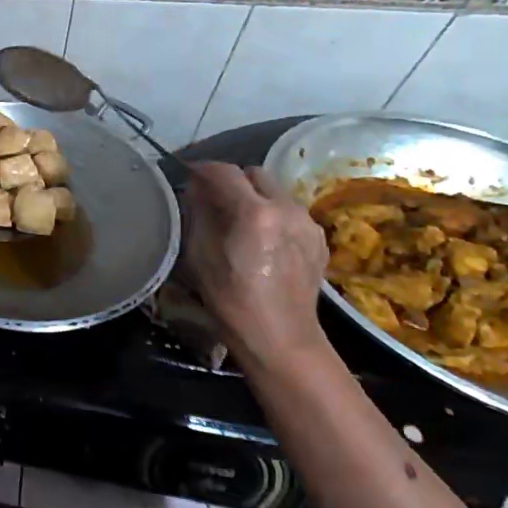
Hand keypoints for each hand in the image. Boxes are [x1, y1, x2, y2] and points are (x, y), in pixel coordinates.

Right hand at [183, 162, 330, 370]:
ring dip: (255, 197)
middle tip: (216, 200)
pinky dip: (273, 215)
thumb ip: (199, 214)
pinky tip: (264, 241)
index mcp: (254, 212)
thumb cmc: (232, 301)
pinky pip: (291, 212)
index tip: (189, 174)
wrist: (281, 338)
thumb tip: (197, 188)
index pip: (225, 172)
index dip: (203, 168)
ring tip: (240, 221)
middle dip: (233, 181)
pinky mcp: (319, 238)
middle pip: (255, 174)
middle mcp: (286, 208)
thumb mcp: (200, 256)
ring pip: (276, 192)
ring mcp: (307, 222)